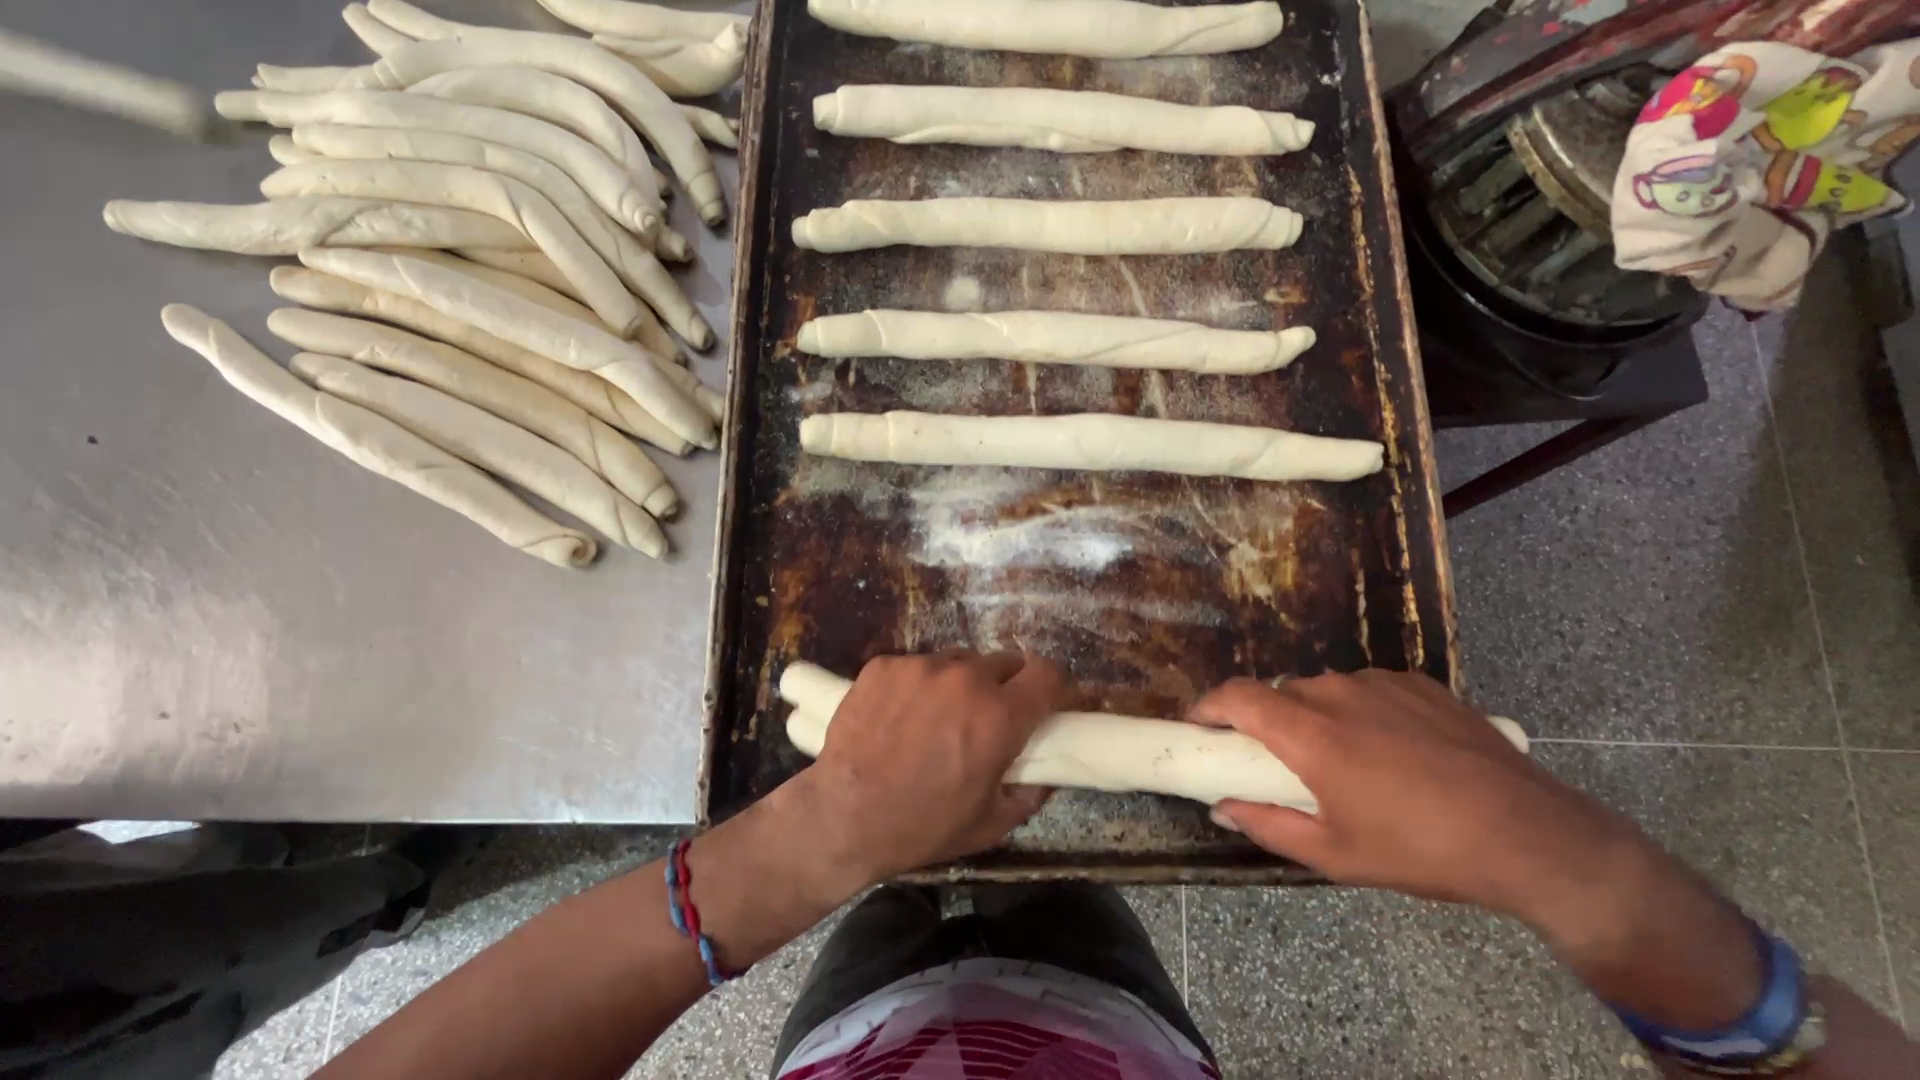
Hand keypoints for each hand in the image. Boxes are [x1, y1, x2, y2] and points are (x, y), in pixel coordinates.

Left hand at [793, 650, 1066, 885]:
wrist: (844, 816)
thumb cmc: (924, 826)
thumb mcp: (991, 823)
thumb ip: (1030, 793)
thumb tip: (1047, 775)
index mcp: (1000, 716)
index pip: (1048, 673)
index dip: (1053, 687)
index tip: (1046, 703)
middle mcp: (964, 679)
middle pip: (1004, 662)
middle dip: (1005, 686)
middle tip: (986, 717)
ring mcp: (920, 667)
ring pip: (958, 662)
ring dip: (959, 684)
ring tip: (936, 719)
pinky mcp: (883, 665)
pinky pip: (916, 666)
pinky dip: (917, 686)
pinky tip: (899, 718)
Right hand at [1193, 673, 1776, 1033]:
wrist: (1532, 836)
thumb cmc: (1422, 851)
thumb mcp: (1335, 856)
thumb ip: (1267, 826)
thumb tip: (1221, 808)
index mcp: (1311, 735)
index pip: (1237, 696)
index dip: (1207, 706)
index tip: (1199, 728)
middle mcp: (1340, 694)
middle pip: (1281, 694)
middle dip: (1268, 724)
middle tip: (1280, 764)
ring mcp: (1386, 684)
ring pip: (1326, 690)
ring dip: (1317, 717)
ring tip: (1346, 762)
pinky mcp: (1424, 685)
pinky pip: (1370, 690)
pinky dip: (1361, 712)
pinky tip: (1392, 751)